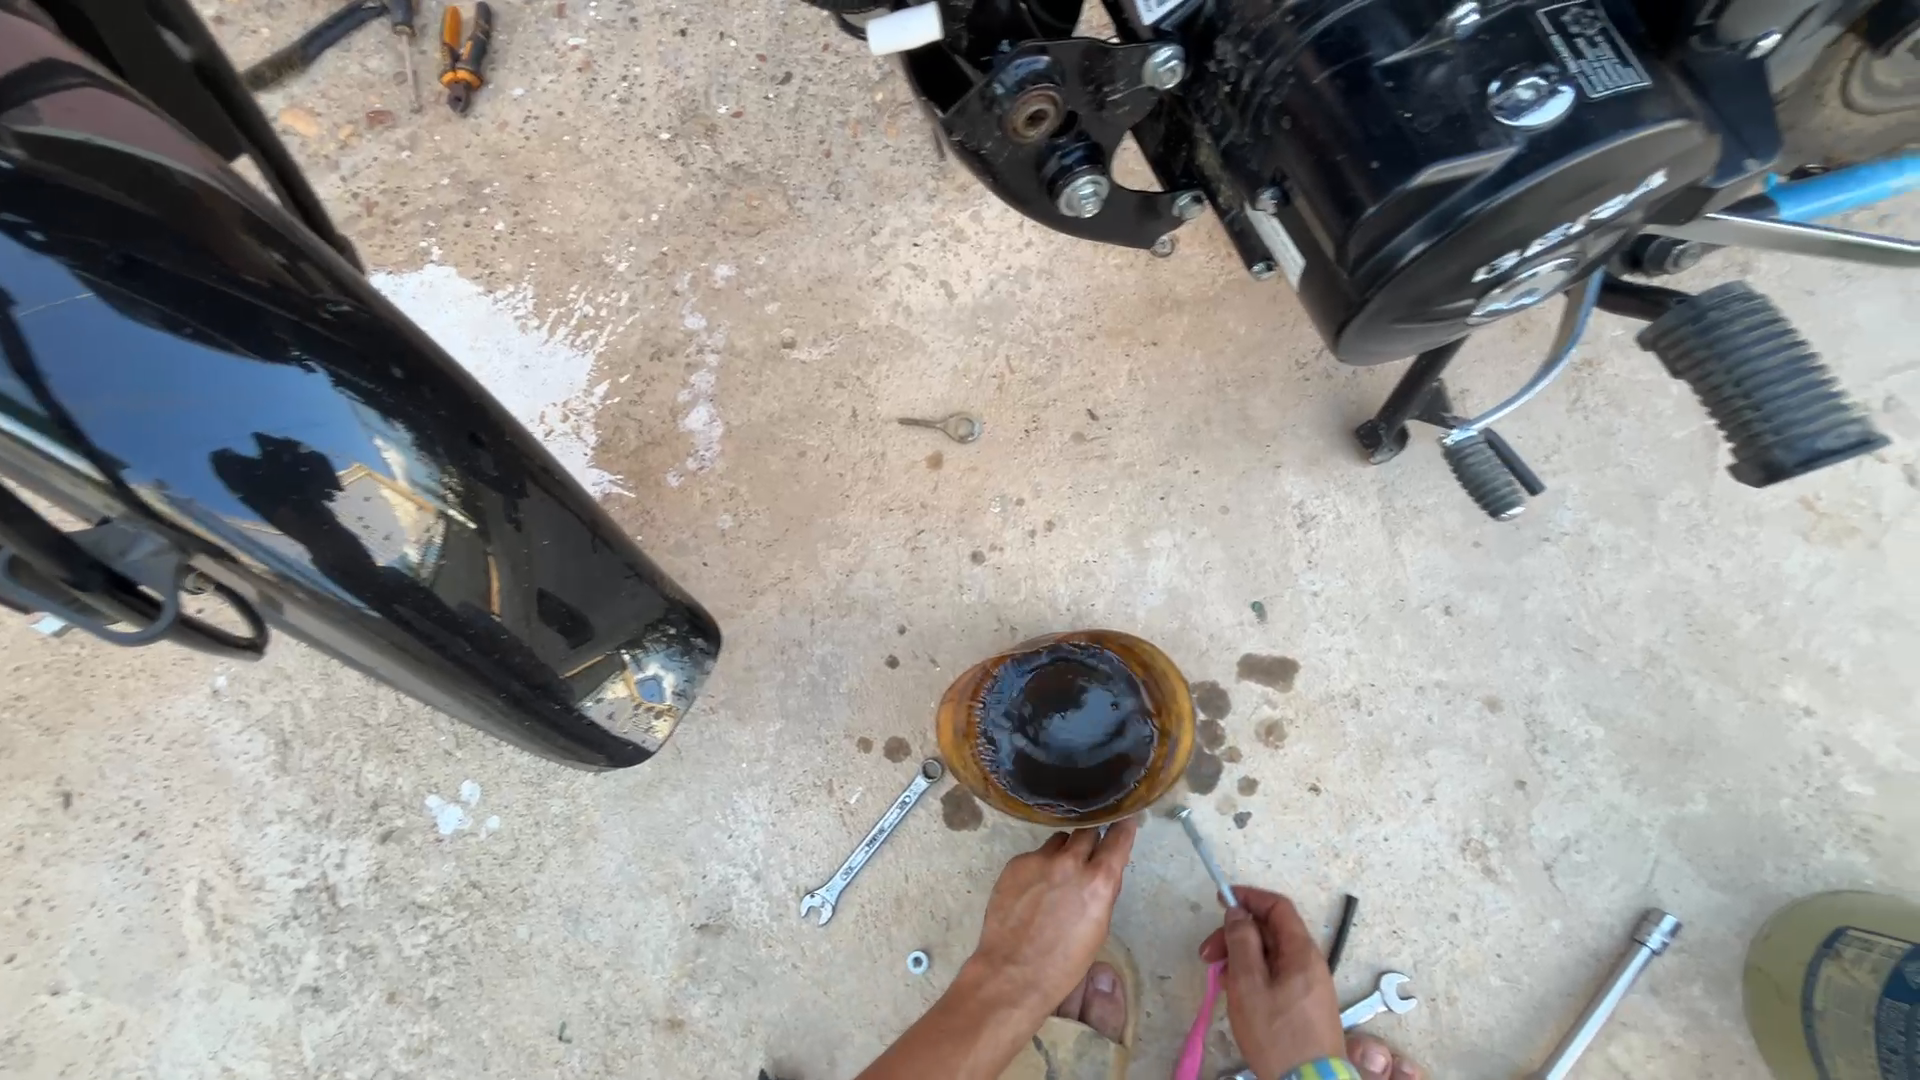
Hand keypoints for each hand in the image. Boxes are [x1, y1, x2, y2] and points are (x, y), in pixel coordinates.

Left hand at [963, 817, 1139, 1016]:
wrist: (1014, 971)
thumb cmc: (1064, 962)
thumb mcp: (1097, 927)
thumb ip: (1102, 890)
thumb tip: (1103, 870)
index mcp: (1098, 881)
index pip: (1117, 839)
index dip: (1123, 827)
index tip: (1125, 817)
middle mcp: (1071, 862)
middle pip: (1087, 831)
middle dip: (1091, 840)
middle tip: (1087, 854)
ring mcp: (1040, 859)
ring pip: (1060, 840)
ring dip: (1064, 851)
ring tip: (1056, 876)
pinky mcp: (1017, 862)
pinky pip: (1035, 855)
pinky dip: (1039, 867)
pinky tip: (1031, 890)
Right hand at [1198, 887, 1344, 1079]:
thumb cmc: (1276, 1033)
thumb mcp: (1249, 983)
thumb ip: (1241, 941)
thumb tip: (1238, 912)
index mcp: (1301, 952)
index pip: (1277, 907)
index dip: (1249, 897)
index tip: (1221, 900)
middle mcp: (1310, 964)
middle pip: (1270, 931)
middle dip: (1236, 933)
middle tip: (1207, 952)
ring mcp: (1308, 986)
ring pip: (1270, 955)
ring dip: (1241, 956)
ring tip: (1218, 978)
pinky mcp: (1303, 1005)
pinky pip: (1275, 976)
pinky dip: (1252, 975)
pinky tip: (1235, 992)